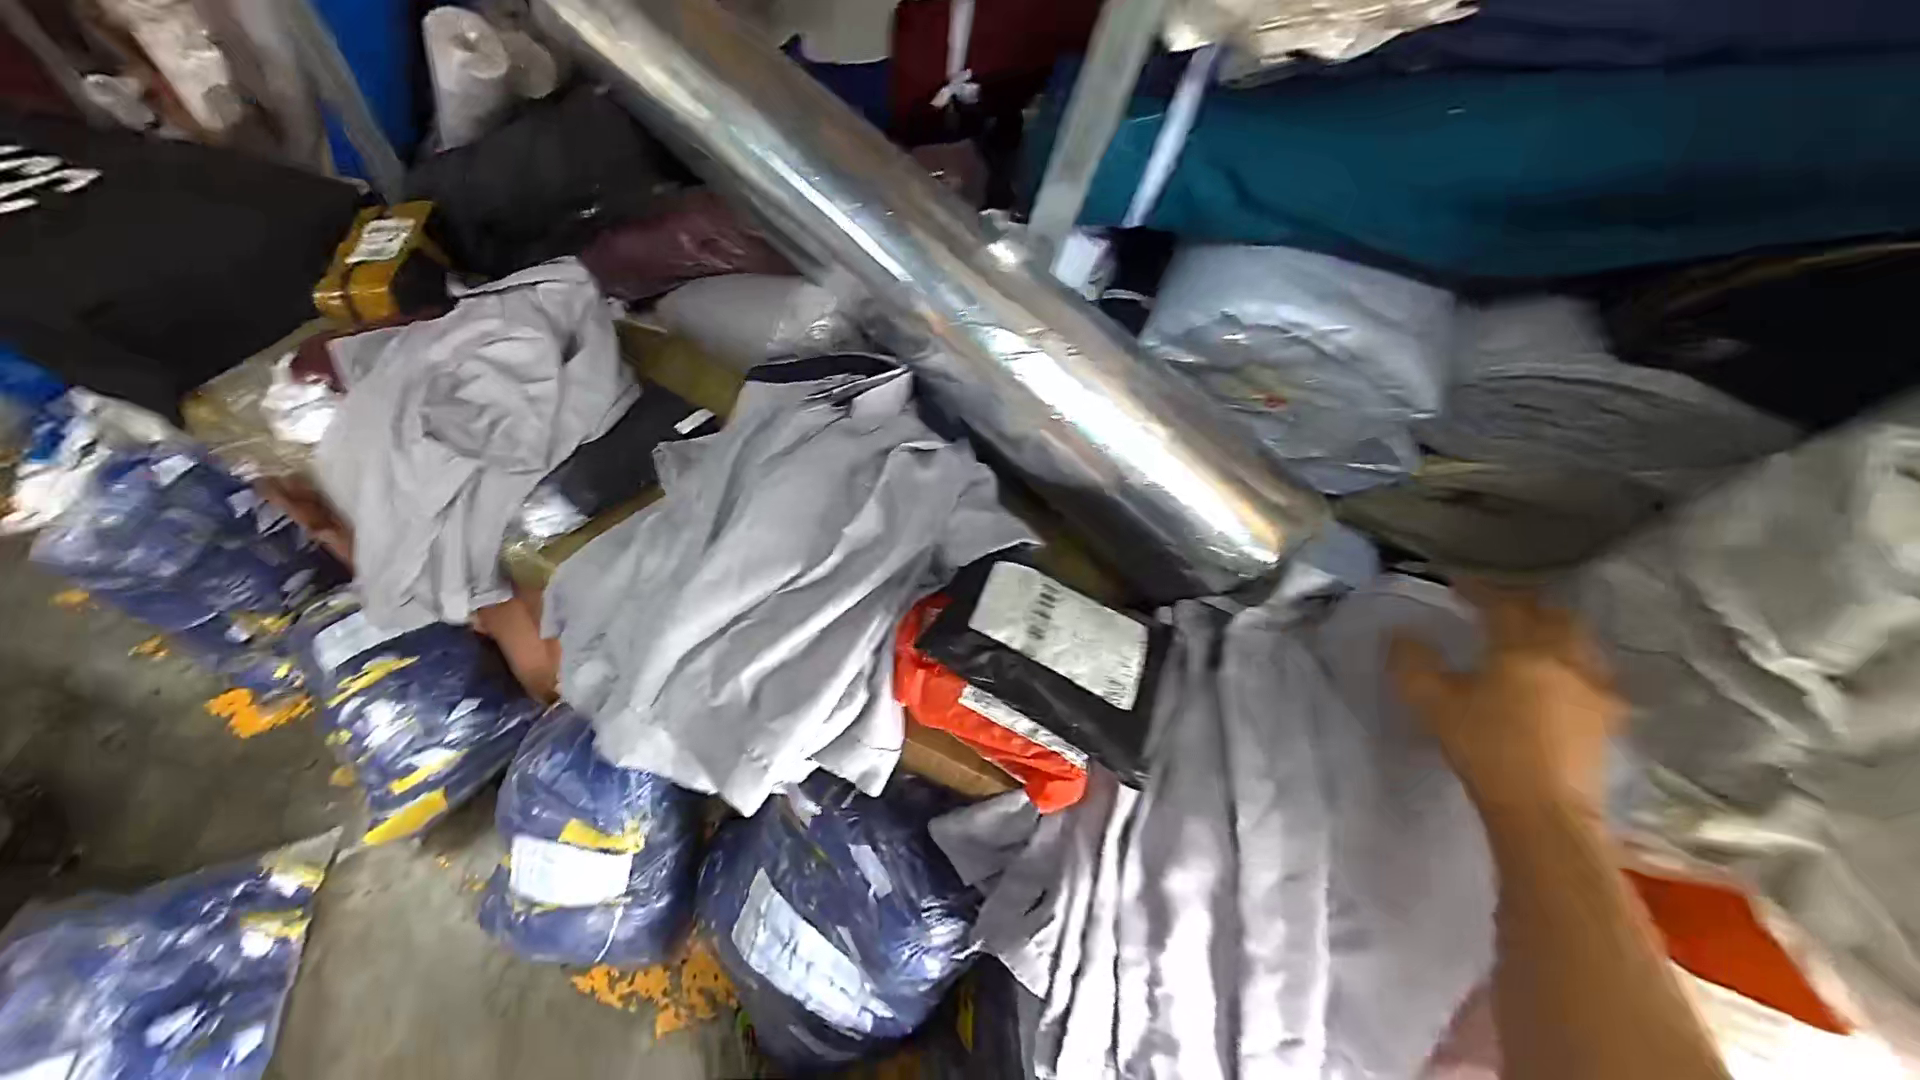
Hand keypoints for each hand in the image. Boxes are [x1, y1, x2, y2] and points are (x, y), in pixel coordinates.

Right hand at [1391, 584, 1622, 816]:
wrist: (1544, 808)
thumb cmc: (1483, 746)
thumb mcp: (1430, 701)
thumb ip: (1412, 662)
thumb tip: (1403, 636)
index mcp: (1521, 648)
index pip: (1501, 604)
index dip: (1477, 589)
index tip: (1455, 583)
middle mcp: (1565, 658)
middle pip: (1550, 614)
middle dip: (1521, 602)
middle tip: (1494, 604)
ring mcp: (1594, 687)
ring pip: (1577, 640)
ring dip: (1550, 627)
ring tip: (1527, 633)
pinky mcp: (1607, 716)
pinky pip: (1591, 669)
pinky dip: (1569, 658)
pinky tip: (1556, 673)